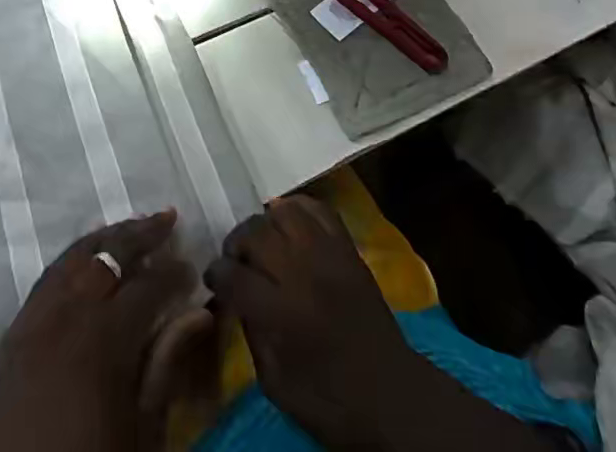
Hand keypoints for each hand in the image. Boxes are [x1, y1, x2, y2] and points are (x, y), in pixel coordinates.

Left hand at [0, 209, 205, 451]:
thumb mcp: (145, 427)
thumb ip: (167, 362)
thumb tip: (198, 313)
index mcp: (102, 339)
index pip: (145, 288)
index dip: (172, 273)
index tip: (191, 265)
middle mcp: (64, 314)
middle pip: (105, 257)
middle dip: (139, 235)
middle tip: (167, 218)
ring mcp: (33, 317)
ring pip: (71, 258)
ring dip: (104, 239)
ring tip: (132, 228)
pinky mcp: (13, 330)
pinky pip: (46, 279)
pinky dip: (72, 261)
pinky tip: (88, 260)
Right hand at [206, 197, 563, 451]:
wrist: (400, 402)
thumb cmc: (333, 404)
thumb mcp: (276, 383)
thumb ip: (250, 333)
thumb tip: (234, 298)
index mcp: (285, 313)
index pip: (233, 273)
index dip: (216, 274)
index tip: (214, 281)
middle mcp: (306, 275)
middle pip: (255, 233)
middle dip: (236, 246)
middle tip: (237, 263)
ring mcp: (332, 258)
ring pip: (284, 212)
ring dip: (265, 225)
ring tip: (264, 244)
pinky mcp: (351, 252)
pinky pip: (320, 211)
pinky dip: (298, 211)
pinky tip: (289, 228)